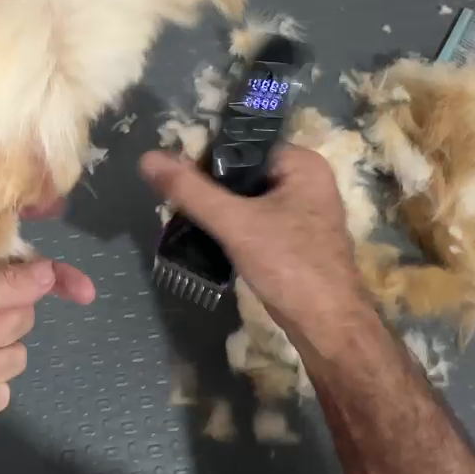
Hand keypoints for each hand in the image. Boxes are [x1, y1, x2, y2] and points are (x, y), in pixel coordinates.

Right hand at [139, 145, 366, 336]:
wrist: (328, 329)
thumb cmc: (290, 266)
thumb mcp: (234, 223)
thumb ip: (189, 190)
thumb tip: (147, 158)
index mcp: (302, 163)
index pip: (239, 144)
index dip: (203, 155)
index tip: (174, 174)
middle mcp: (304, 179)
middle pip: (238, 168)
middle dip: (205, 183)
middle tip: (174, 196)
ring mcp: (298, 208)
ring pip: (241, 194)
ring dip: (213, 204)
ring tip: (182, 213)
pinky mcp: (289, 234)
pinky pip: (248, 215)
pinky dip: (226, 222)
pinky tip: (202, 232)